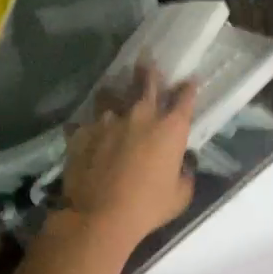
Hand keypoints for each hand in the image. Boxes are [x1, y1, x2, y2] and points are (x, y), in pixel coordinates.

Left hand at [62, 62, 194, 249]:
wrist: (100, 217)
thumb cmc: (148, 207)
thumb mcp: (180, 196)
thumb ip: (185, 175)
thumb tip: (184, 165)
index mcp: (170, 129)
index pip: (185, 98)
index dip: (189, 88)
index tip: (190, 80)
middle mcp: (141, 115)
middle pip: (146, 82)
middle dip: (148, 69)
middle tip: (146, 56)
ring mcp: (108, 120)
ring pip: (109, 95)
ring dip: (112, 92)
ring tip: (109, 90)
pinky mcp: (82, 132)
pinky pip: (83, 123)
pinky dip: (84, 126)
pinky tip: (82, 129)